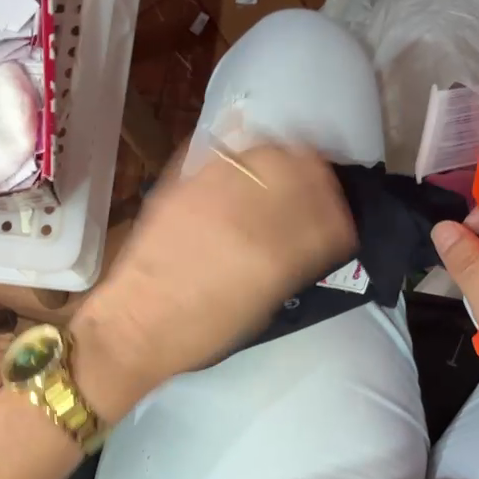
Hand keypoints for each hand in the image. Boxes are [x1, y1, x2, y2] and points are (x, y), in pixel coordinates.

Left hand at [70, 144, 354, 419]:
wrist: (138, 324)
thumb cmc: (202, 330)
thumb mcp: (261, 305)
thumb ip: (290, 264)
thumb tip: (311, 237)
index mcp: (275, 254)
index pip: (329, 214)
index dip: (340, 214)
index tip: (339, 219)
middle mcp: (250, 213)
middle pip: (305, 168)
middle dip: (318, 177)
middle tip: (316, 187)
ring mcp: (214, 190)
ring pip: (269, 150)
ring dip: (286, 157)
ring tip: (285, 171)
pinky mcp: (185, 182)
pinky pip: (226, 148)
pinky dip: (246, 149)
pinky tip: (250, 160)